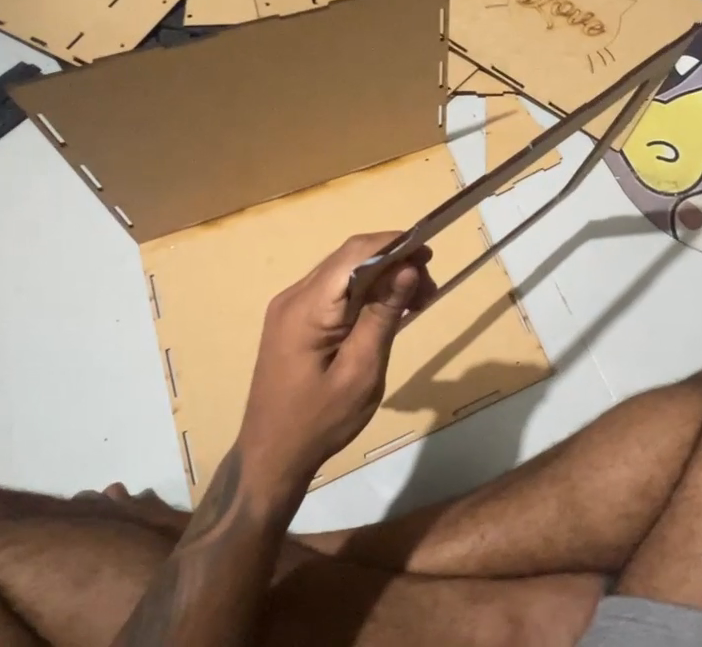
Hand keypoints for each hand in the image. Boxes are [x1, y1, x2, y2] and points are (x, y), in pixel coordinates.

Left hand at [237, 233, 438, 496]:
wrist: (272, 456)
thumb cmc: (320, 421)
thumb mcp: (361, 371)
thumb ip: (382, 316)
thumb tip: (408, 268)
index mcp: (308, 308)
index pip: (355, 253)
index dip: (394, 244)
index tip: (429, 254)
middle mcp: (294, 296)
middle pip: (350, 258)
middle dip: (394, 262)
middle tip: (429, 289)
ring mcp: (290, 307)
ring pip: (344, 272)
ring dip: (382, 277)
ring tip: (417, 301)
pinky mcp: (293, 320)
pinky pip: (334, 291)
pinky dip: (365, 292)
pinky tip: (388, 310)